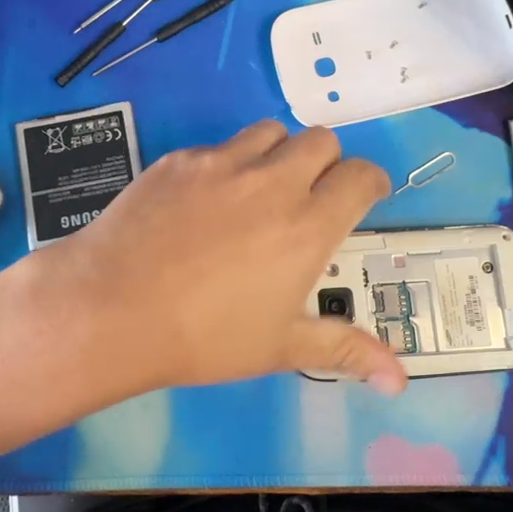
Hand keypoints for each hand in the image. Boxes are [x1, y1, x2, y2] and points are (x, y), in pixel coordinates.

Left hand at [42, 121, 405, 394]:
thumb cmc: (204, 337)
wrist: (112, 307)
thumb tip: (400, 380)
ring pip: (270, 131)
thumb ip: (345, 349)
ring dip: (278, 152)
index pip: (361, 176)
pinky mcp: (180, 159)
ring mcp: (222, 164)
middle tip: (310, 194)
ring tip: (261, 188)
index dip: (370, 181)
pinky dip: (226, 163)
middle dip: (326, 161)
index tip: (365, 196)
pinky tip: (204, 200)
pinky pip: (218, 145)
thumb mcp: (280, 347)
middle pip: (321, 140)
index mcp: (308, 225)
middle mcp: (273, 182)